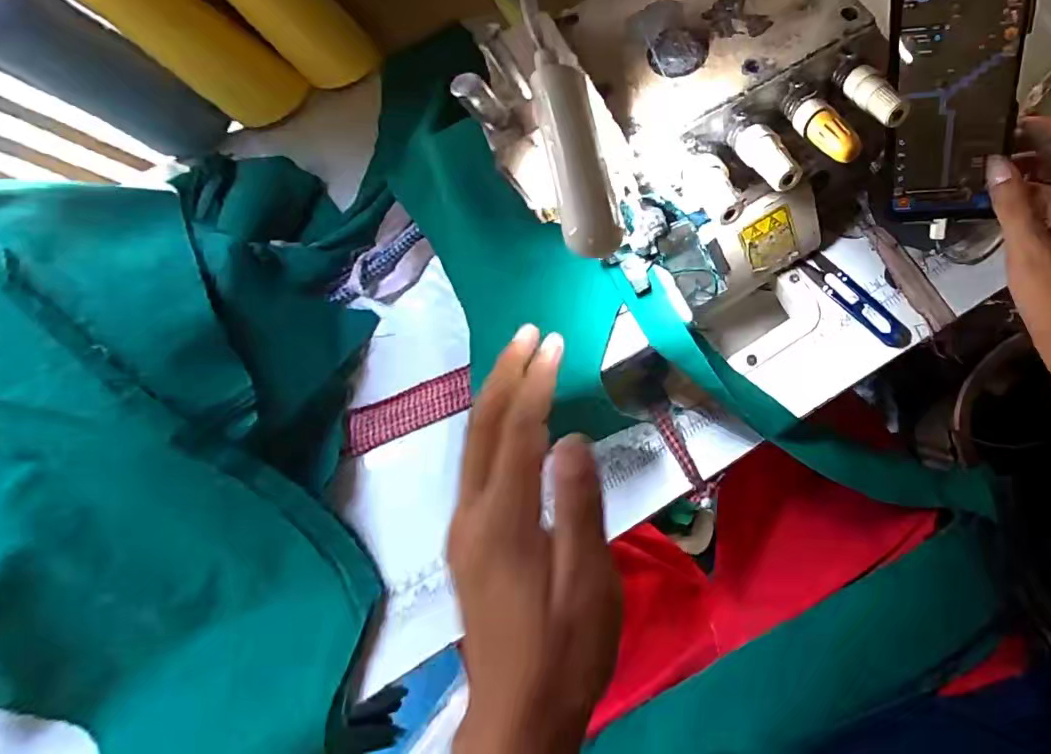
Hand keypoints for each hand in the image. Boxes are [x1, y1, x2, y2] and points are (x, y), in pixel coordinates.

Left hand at [449, 325, 621, 753]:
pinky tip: (507, 417)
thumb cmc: (565, 648)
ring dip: (495, 394)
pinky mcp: (469, 541)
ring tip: (518, 358)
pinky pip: (476, 463)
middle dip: (506, 375)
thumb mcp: (586, 582)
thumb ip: (577, 507)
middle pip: (482, 429)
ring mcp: (465, 529)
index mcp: (502, 522)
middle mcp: (472, 517)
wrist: (519, 716)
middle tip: (530, 333)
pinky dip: (492, 425)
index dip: (536, 383)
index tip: (555, 343)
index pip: (517, 433)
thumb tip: (572, 438)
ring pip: (472, 444)